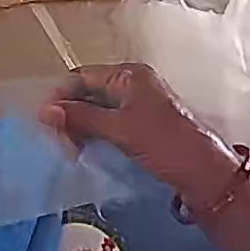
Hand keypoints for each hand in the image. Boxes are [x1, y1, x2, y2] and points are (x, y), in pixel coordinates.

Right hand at [40, 64, 242, 209]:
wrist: (206, 175)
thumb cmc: (164, 144)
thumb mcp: (119, 129)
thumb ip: (81, 117)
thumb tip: (44, 110)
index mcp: (129, 75)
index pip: (82, 76)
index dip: (60, 96)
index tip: (44, 121)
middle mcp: (132, 83)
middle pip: (88, 92)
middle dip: (69, 113)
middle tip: (57, 140)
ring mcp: (138, 104)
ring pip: (96, 109)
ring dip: (80, 126)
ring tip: (70, 149)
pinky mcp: (141, 124)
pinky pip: (108, 122)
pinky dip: (93, 133)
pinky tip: (84, 149)